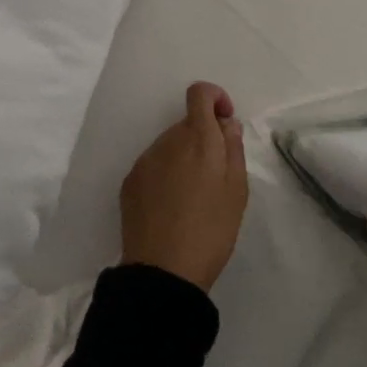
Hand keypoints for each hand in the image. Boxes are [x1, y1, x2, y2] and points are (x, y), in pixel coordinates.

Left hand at [119, 81, 248, 290]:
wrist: (163, 272)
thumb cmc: (211, 229)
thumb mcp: (237, 189)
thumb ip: (233, 148)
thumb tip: (226, 124)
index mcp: (198, 138)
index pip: (199, 93)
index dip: (215, 99)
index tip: (225, 123)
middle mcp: (167, 141)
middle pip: (186, 123)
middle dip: (203, 138)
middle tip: (216, 176)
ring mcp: (144, 162)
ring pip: (169, 145)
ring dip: (184, 157)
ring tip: (193, 196)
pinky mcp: (129, 183)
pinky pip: (153, 165)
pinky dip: (166, 174)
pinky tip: (172, 206)